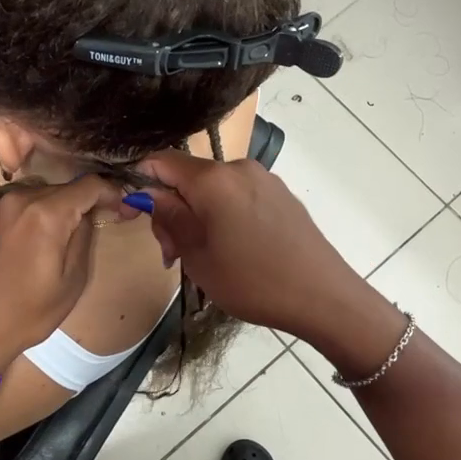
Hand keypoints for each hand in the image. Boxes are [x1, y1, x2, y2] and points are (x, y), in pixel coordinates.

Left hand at [0, 177, 135, 368]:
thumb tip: (89, 214)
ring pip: (44, 193)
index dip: (111, 192)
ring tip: (71, 234)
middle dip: (87, 201)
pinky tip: (44, 237)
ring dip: (63, 207)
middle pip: (66, 188)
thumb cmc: (28, 312)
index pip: (89, 185)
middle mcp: (21, 199)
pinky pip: (25, 203)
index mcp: (45, 214)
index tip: (123, 208)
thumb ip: (84, 237)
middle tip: (102, 221)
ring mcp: (1, 206)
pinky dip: (41, 212)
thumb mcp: (72, 280)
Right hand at [137, 151, 371, 344]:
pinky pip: (239, 197)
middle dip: (173, 210)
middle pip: (189, 178)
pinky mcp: (282, 196)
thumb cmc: (252, 281)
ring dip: (198, 216)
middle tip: (172, 254)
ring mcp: (265, 180)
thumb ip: (169, 217)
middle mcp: (239, 168)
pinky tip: (233, 251)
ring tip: (203, 258)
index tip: (135, 216)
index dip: (141, 183)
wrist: (324, 298)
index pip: (161, 161)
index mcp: (213, 179)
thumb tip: (146, 193)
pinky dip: (224, 217)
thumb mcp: (197, 255)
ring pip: (214, 190)